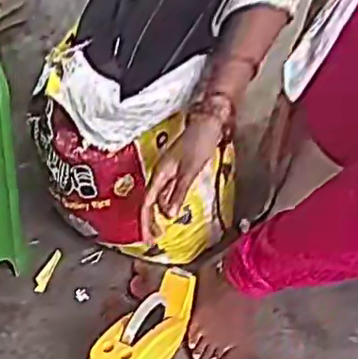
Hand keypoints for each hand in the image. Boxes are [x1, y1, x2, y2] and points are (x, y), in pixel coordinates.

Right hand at [141, 114, 223, 240]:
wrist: (211, 119)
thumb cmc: (200, 140)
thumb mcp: (190, 171)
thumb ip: (178, 193)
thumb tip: (169, 215)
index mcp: (160, 174)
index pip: (147, 204)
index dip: (146, 223)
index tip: (148, 239)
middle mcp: (161, 174)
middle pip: (150, 203)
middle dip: (151, 222)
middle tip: (156, 238)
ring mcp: (168, 172)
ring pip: (160, 198)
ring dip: (161, 213)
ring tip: (165, 228)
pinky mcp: (178, 170)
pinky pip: (169, 192)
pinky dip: (170, 204)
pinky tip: (175, 210)